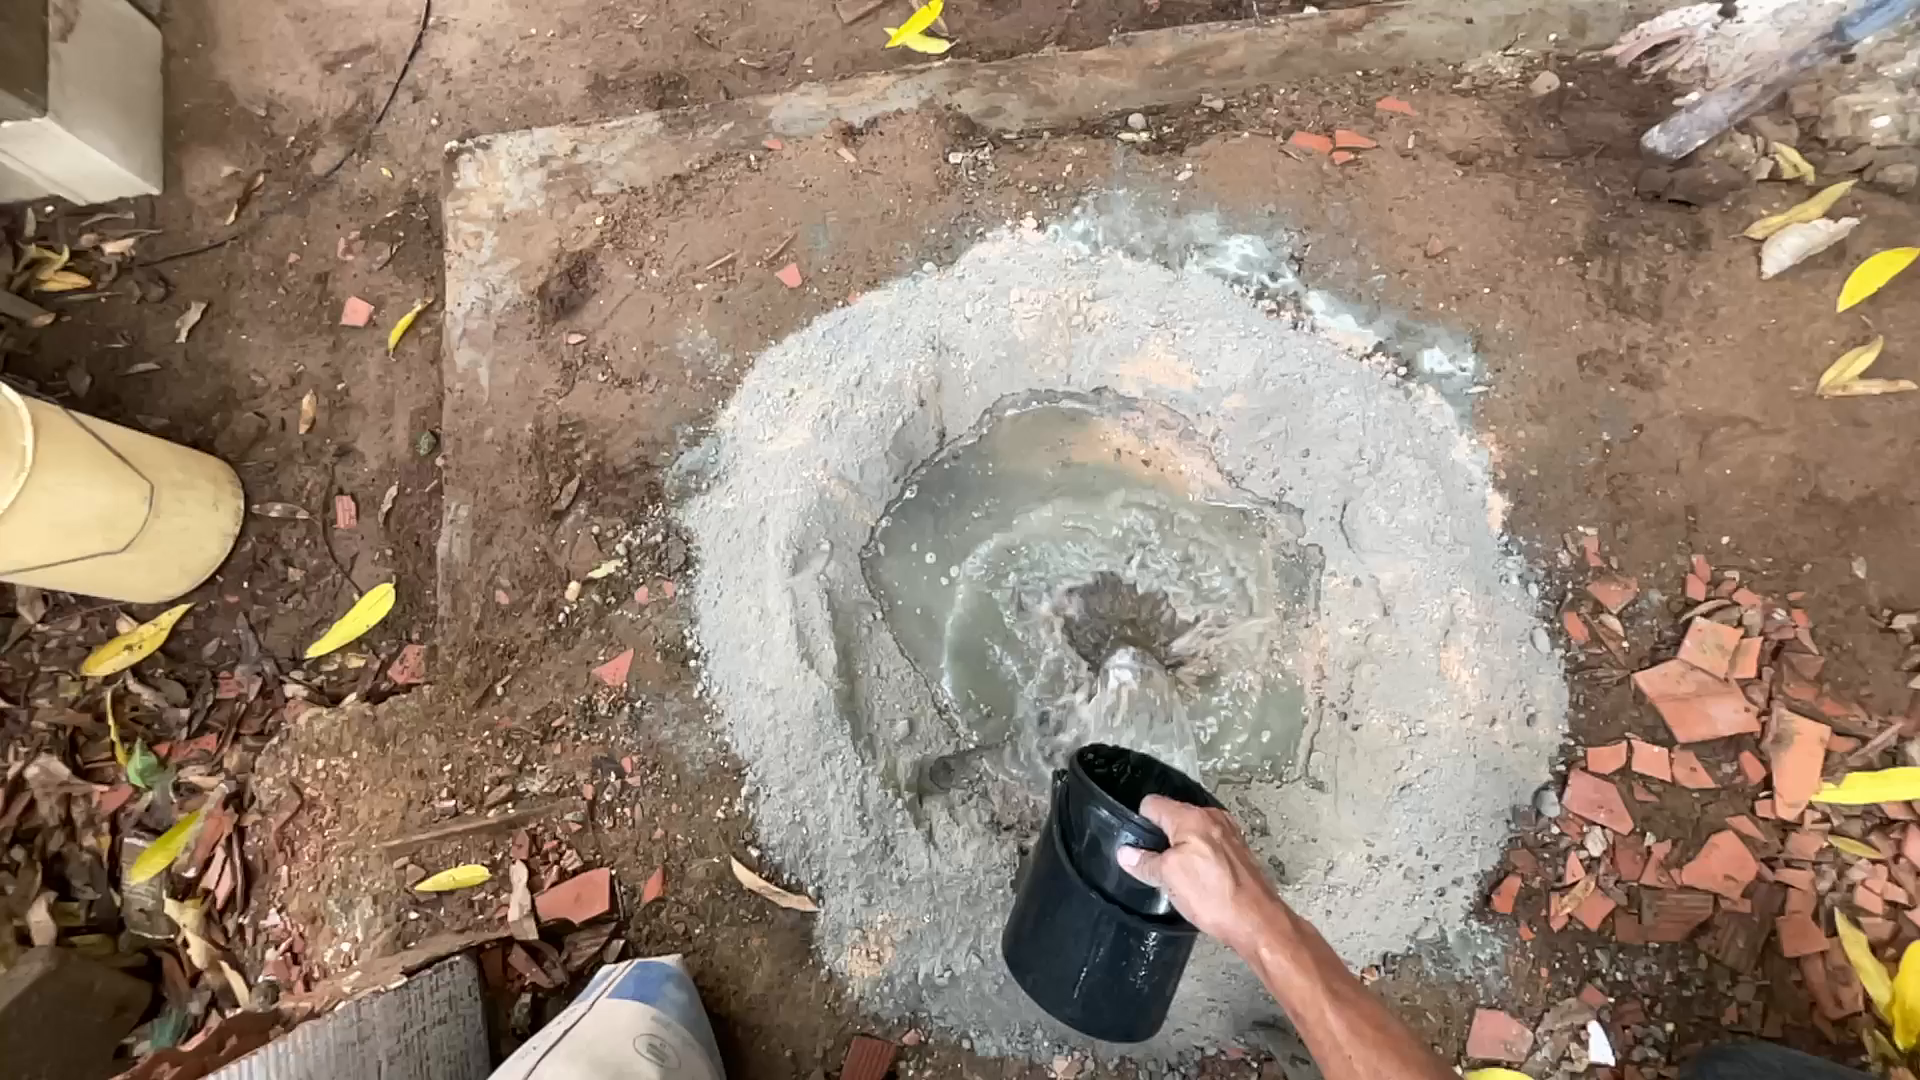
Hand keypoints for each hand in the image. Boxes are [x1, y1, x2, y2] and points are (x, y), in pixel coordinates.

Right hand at [1117, 795, 1283, 952]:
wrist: (1259, 924)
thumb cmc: (1217, 899)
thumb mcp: (1168, 879)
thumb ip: (1144, 862)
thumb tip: (1126, 854)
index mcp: (1191, 817)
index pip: (1152, 804)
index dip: (1140, 823)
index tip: (1139, 843)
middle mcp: (1212, 818)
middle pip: (1174, 816)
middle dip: (1162, 838)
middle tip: (1158, 864)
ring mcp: (1228, 833)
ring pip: (1193, 832)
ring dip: (1183, 848)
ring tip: (1181, 875)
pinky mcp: (1239, 851)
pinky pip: (1210, 844)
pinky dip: (1201, 856)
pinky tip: (1202, 880)